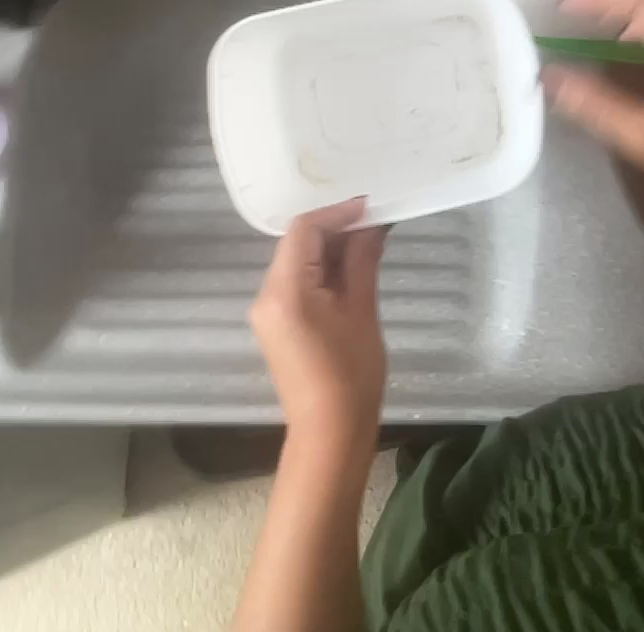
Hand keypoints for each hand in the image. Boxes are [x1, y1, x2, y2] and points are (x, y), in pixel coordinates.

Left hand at [250, 198, 388, 446]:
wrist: (330, 434)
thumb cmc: (351, 373)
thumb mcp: (361, 310)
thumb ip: (362, 260)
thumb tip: (373, 224)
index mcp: (285, 289)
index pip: (304, 229)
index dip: (338, 212)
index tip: (372, 208)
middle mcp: (266, 294)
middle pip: (298, 243)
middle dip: (336, 230)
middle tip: (377, 225)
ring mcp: (268, 311)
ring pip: (298, 261)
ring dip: (331, 250)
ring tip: (371, 245)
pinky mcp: (277, 324)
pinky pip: (298, 282)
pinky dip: (323, 271)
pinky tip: (352, 271)